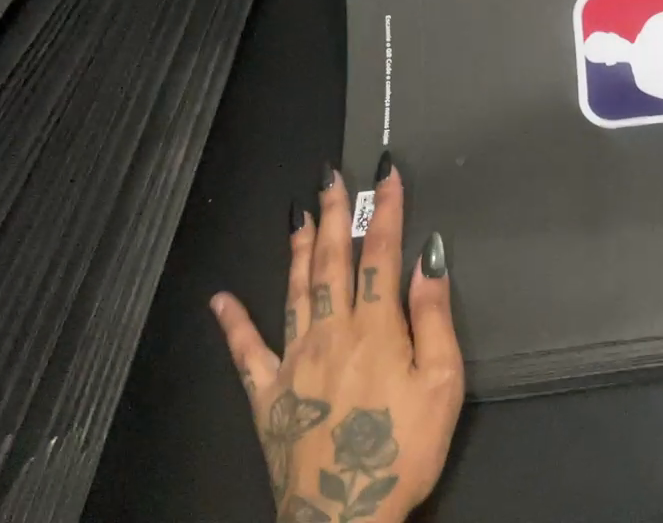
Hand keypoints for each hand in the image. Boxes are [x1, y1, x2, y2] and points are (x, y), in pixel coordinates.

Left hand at [212, 155, 463, 522]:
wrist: (343, 517)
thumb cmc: (403, 449)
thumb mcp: (442, 384)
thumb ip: (433, 318)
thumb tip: (428, 258)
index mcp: (375, 327)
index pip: (381, 253)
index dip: (384, 210)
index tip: (386, 173)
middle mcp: (330, 331)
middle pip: (331, 261)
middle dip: (334, 214)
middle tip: (331, 175)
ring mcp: (293, 361)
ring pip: (294, 290)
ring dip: (296, 248)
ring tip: (297, 212)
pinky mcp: (267, 394)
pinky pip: (246, 352)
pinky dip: (233, 323)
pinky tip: (220, 298)